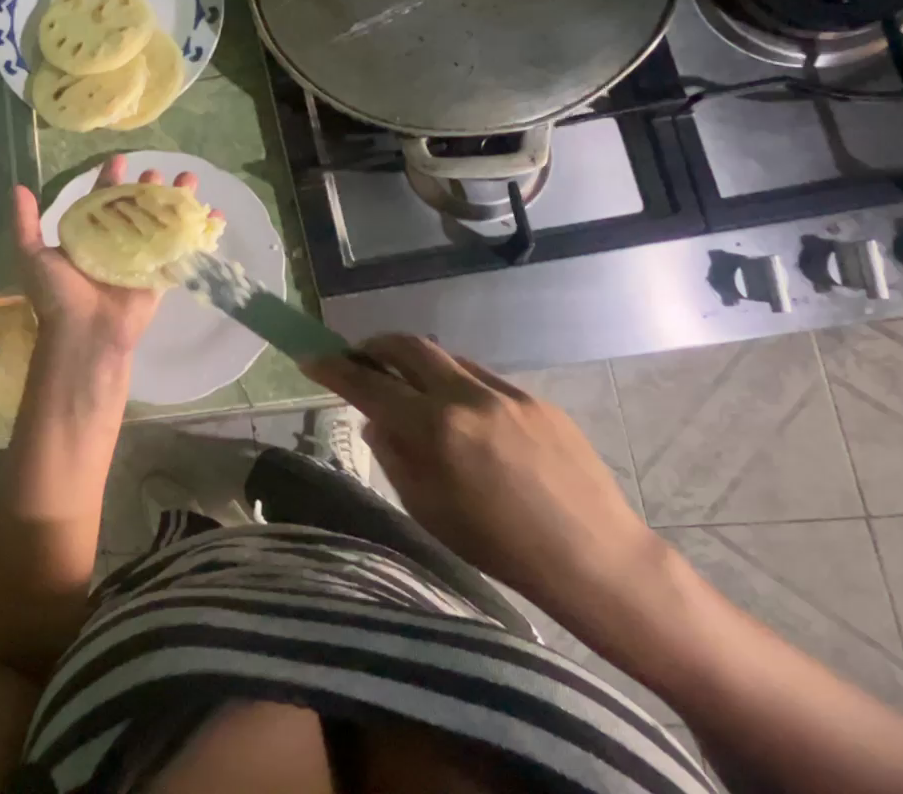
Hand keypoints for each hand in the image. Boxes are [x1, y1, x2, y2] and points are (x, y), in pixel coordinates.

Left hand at [11, 156, 201, 353]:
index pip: (99, 200)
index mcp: (85, 236)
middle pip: (134, 207)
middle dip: (147, 187)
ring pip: (160, 222)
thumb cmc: (57, 295)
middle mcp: (113, 243)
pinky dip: (199, 232)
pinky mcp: (160, 275)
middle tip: (156, 173)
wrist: (84, 334)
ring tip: (189, 179)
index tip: (119, 161)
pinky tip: (215, 213)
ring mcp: (139, 258)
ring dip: (176, 200)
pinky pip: (182, 249)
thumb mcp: (32, 254)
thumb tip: (18, 187)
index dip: (109, 180)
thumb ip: (25, 222)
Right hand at [304, 335, 663, 610]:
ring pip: (447, 358)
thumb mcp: (425, 507)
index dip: (333, 369)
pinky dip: (454, 383)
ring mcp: (508, 394)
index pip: (368, 384)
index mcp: (436, 427)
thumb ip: (393, 454)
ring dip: (415, 363)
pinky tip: (458, 413)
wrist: (592, 556)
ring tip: (406, 386)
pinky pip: (483, 378)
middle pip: (409, 346)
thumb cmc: (496, 543)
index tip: (311, 360)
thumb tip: (376, 420)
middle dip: (373, 346)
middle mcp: (469, 397)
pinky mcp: (538, 402)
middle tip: (356, 358)